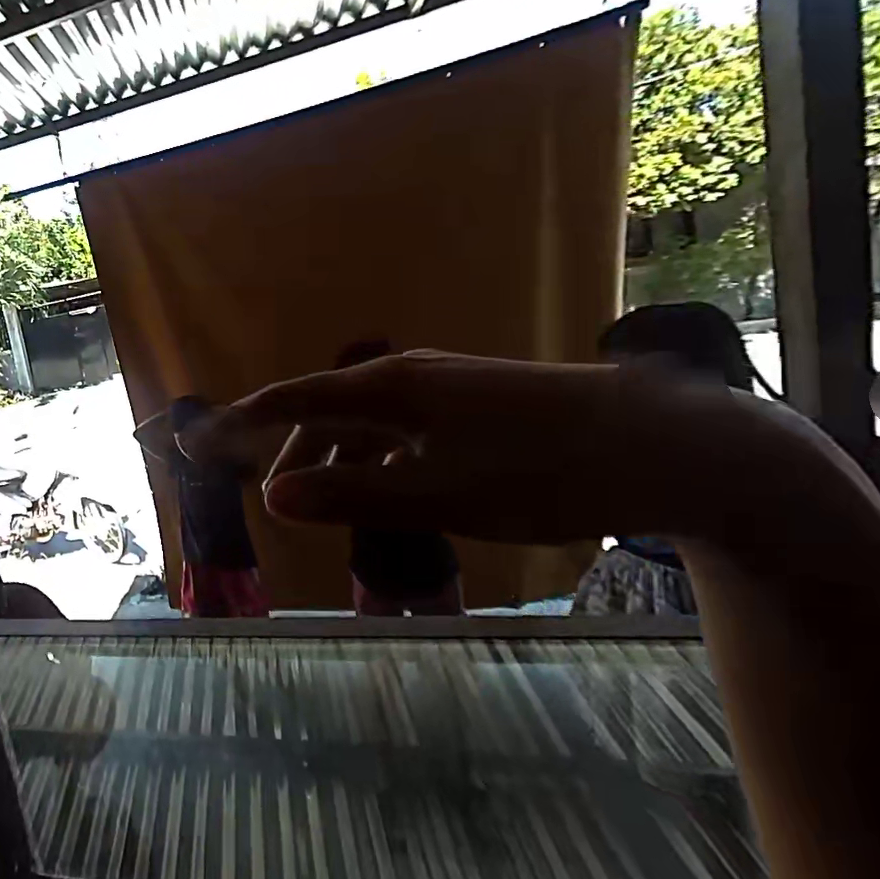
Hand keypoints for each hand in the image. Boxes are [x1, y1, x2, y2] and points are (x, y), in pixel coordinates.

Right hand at [208, 350, 873, 549]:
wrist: (671, 448)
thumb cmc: (540, 471)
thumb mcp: (437, 495)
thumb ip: (350, 496)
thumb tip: (272, 499)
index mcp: (388, 389)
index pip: (295, 398)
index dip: (247, 418)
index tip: (208, 434)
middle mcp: (407, 377)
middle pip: (326, 411)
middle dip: (292, 453)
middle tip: (277, 499)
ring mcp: (443, 387)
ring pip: (365, 422)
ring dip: (336, 459)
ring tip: (327, 501)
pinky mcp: (472, 404)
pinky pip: (399, 427)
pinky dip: (376, 457)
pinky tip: (388, 485)